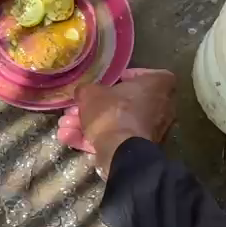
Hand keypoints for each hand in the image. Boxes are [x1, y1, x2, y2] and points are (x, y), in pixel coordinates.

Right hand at [58, 68, 176, 175]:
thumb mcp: (90, 93)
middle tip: (75, 109)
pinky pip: (116, 139)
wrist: (121, 151)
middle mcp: (160, 108)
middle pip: (125, 103)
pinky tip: (69, 138)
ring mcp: (151, 131)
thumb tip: (84, 93)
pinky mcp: (140, 149)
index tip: (111, 81)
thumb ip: (87, 90)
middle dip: (96, 107)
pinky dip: (94, 139)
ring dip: (89, 124)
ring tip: (65, 126)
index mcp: (157, 87)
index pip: (150, 75)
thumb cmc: (112, 112)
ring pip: (116, 123)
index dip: (130, 76)